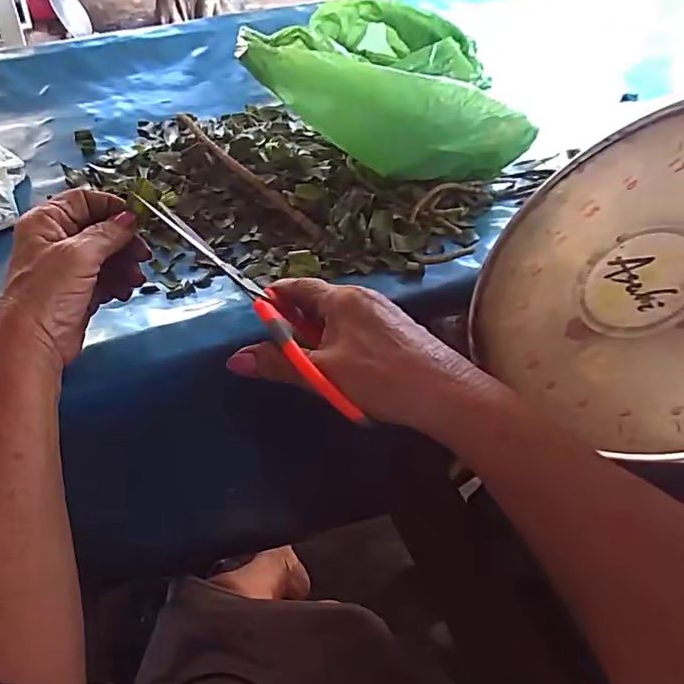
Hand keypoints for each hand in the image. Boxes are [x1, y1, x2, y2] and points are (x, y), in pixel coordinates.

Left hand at [0, 188, 149, 367]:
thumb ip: (108, 233)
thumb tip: (129, 219)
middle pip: (98, 231)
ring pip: (104, 258)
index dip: (111, 208)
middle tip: (143, 254)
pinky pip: (103, 281)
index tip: (136, 219)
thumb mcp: (79, 254)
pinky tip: (125, 291)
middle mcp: (54, 242)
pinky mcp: (76, 295)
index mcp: (45, 222)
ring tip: (135, 279)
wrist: (34, 343)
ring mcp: (65, 270)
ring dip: (124, 266)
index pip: (83, 200)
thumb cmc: (46, 294)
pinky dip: (117, 283)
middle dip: (123, 242)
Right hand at [225, 278, 499, 436]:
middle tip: (277, 349)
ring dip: (315, 337)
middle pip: (315, 303)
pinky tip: (340, 370)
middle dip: (292, 322)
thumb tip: (236, 360)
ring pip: (335, 319)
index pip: (297, 287)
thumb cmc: (380, 378)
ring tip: (307, 364)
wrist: (448, 396)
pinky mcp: (396, 332)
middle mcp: (363, 298)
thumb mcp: (322, 373)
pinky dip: (336, 343)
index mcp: (342, 300)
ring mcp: (383, 314)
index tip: (256, 316)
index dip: (273, 299)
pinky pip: (354, 330)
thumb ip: (278, 364)